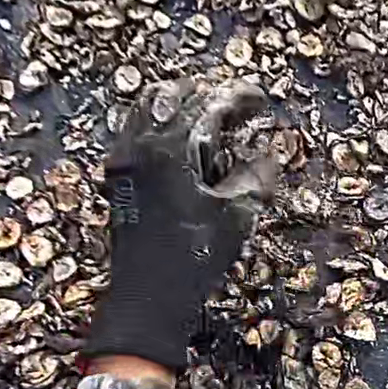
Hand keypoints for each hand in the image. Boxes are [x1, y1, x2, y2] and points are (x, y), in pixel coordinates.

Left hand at [83, 78, 272, 372]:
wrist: (147, 295)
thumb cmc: (193, 257)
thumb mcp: (236, 216)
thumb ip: (256, 177)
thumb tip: (268, 154)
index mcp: (170, 148)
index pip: (209, 104)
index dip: (239, 97)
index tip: (260, 99)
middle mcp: (140, 144)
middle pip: (173, 95)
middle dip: (208, 93)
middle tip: (236, 104)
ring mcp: (124, 160)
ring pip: (149, 109)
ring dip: (181, 105)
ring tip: (209, 117)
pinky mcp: (119, 177)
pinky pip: (138, 131)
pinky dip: (162, 124)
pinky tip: (181, 143)